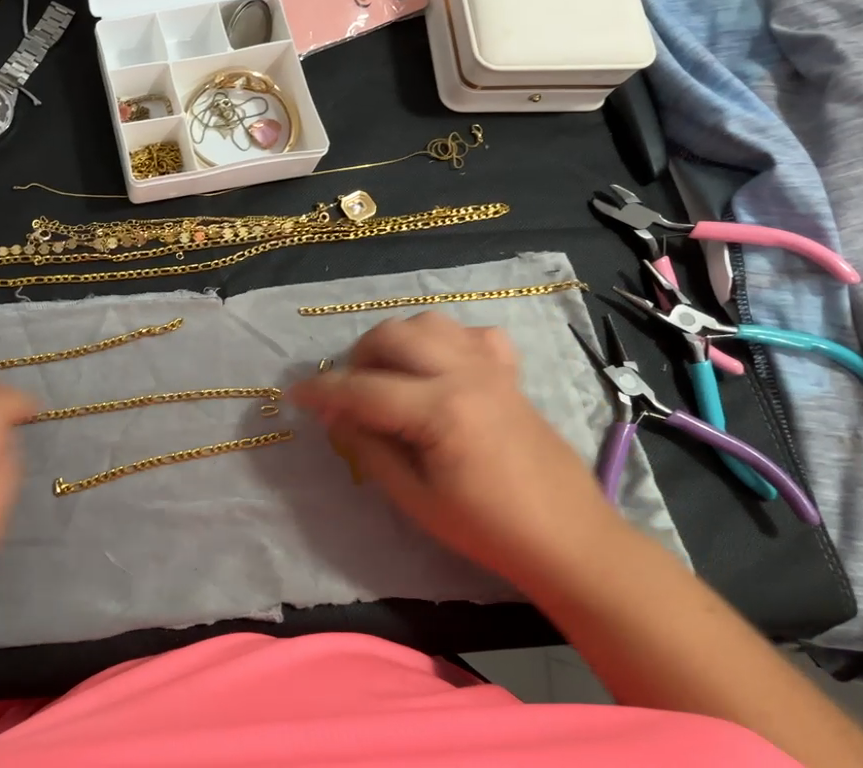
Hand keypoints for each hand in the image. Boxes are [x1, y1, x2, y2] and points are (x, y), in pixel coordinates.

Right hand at [289, 312, 623, 583]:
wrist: (569, 540)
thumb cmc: (487, 529)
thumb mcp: (414, 499)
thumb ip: (369, 449)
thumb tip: (334, 416)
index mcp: (441, 411)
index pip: (363, 388)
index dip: (321, 391)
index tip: (294, 395)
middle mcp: (465, 375)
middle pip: (392, 336)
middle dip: (357, 357)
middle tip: (346, 392)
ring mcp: (492, 370)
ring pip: (428, 323)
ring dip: (397, 341)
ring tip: (387, 375)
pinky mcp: (509, 375)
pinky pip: (472, 335)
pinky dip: (445, 341)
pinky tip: (437, 368)